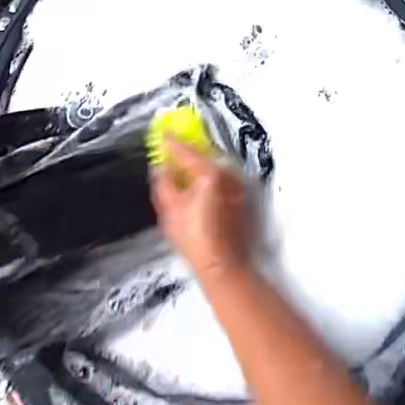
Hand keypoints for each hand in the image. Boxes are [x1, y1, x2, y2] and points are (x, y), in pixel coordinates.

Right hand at [150, 137, 251, 281]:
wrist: (225, 269)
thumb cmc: (198, 241)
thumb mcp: (169, 209)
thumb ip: (163, 181)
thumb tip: (163, 168)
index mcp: (209, 171)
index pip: (185, 148)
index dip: (169, 141)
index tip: (161, 135)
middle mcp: (227, 172)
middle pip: (201, 154)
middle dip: (185, 155)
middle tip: (170, 157)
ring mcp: (237, 184)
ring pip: (212, 166)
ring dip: (197, 168)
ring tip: (182, 178)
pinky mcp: (242, 196)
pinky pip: (221, 178)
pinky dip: (208, 179)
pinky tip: (197, 192)